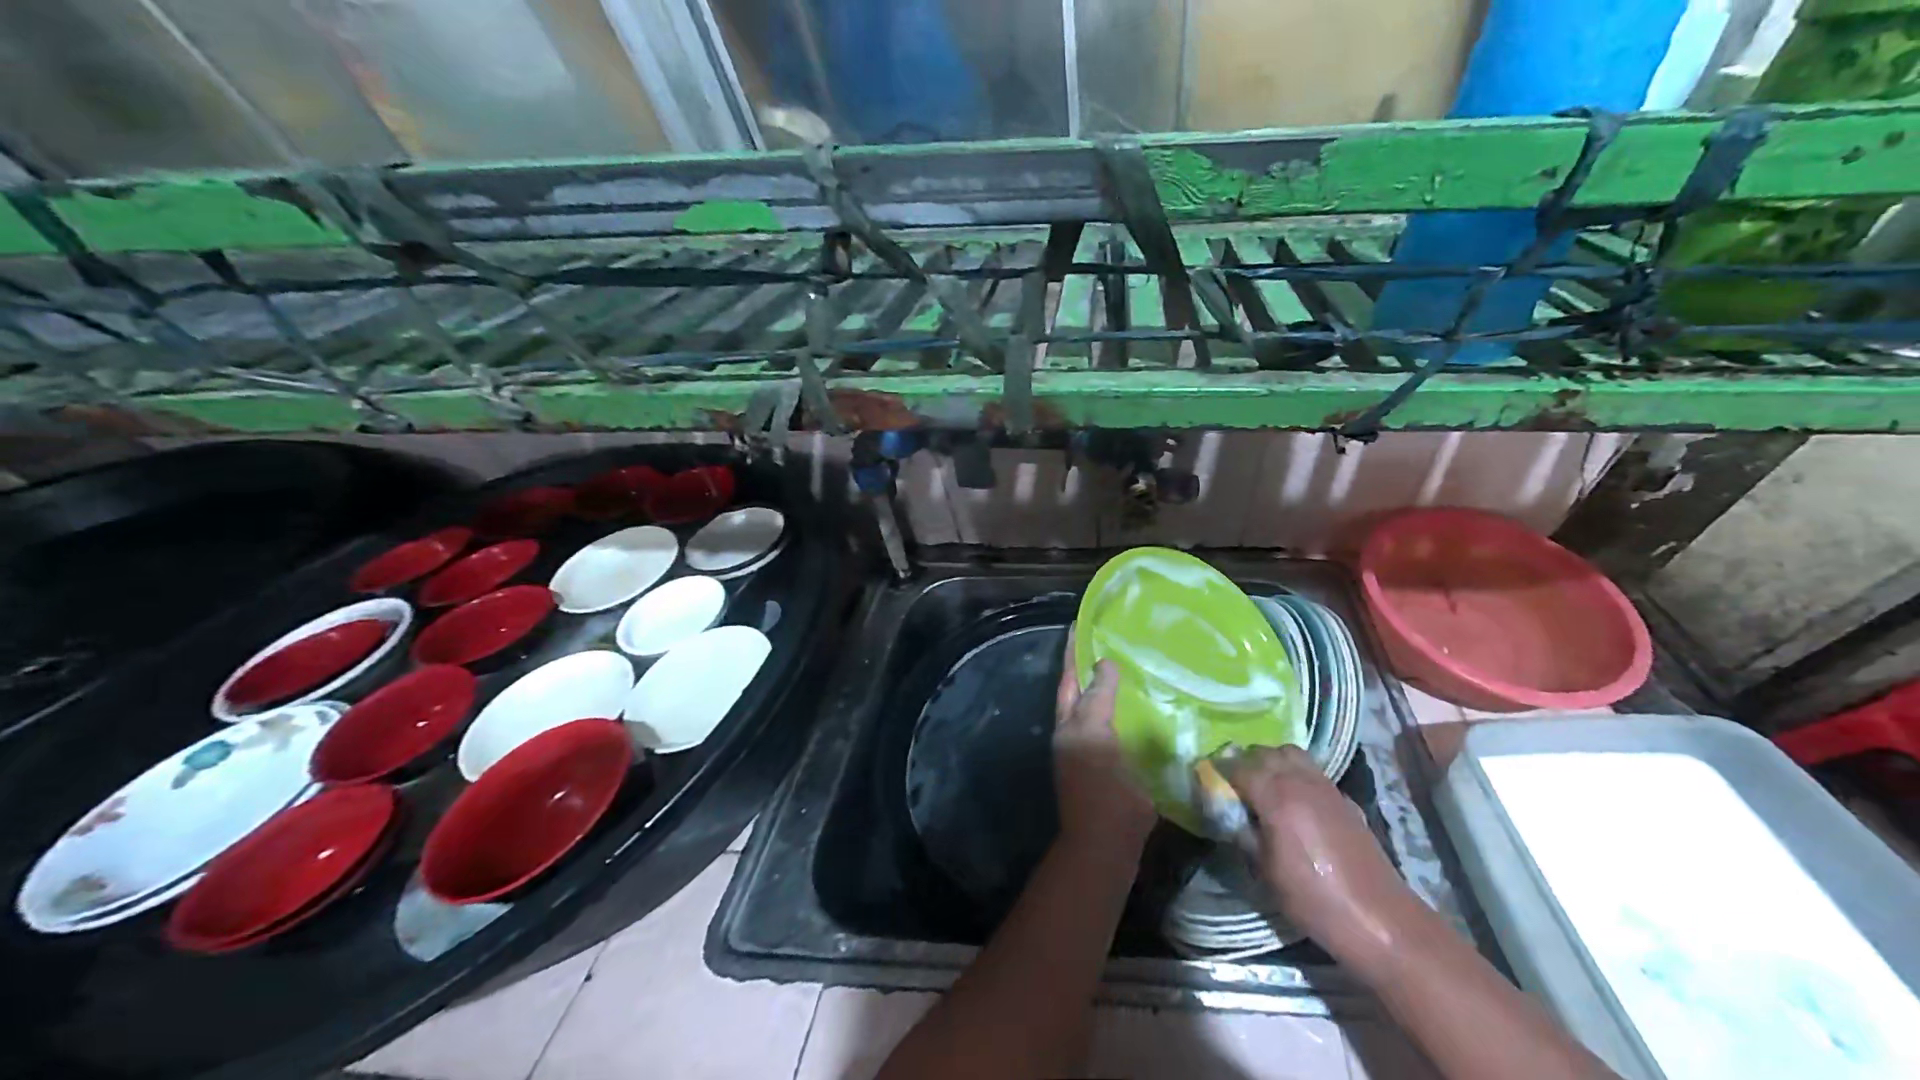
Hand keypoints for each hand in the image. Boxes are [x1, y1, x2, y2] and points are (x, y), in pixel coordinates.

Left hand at [1053, 628, 1157, 858]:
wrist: (1108, 843)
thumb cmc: (1099, 789)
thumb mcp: (1094, 737)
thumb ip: (1098, 701)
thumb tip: (1104, 665)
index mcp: (1069, 723)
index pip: (1070, 677)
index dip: (1074, 651)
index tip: (1082, 623)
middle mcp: (1078, 732)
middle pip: (1084, 690)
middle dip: (1093, 665)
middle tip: (1113, 637)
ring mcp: (1098, 750)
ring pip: (1105, 708)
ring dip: (1116, 687)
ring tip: (1136, 662)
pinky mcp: (1118, 766)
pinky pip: (1125, 728)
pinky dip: (1134, 712)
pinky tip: (1154, 704)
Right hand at [1226, 746, 1423, 970]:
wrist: (1380, 921)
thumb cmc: (1314, 900)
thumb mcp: (1265, 871)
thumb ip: (1242, 833)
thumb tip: (1227, 813)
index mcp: (1277, 796)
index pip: (1238, 767)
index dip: (1219, 771)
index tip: (1207, 782)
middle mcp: (1301, 782)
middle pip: (1265, 752)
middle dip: (1245, 762)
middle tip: (1233, 785)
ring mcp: (1328, 788)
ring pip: (1292, 754)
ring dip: (1273, 762)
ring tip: (1263, 787)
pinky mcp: (1346, 801)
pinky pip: (1314, 773)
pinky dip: (1297, 776)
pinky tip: (1296, 803)